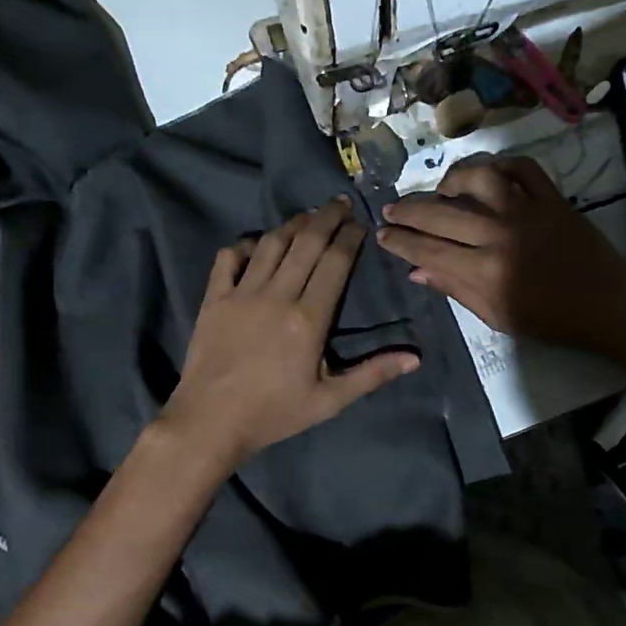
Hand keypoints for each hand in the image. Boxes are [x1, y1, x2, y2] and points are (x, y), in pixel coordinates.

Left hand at [156, 195, 419, 469]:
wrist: (210, 422)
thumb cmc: (274, 413)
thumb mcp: (329, 401)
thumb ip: (372, 374)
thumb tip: (415, 358)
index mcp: (308, 318)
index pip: (334, 263)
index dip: (349, 238)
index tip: (359, 224)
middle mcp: (276, 295)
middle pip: (306, 243)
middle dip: (326, 217)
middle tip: (339, 203)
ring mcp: (241, 293)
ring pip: (271, 244)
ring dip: (292, 224)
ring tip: (308, 215)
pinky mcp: (214, 299)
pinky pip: (229, 258)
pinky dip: (246, 244)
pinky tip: (258, 243)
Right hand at [377, 156, 625, 347]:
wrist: (606, 304)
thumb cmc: (549, 319)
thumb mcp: (497, 316)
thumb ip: (455, 289)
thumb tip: (415, 271)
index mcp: (486, 272)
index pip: (428, 250)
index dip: (400, 242)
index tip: (381, 235)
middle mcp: (500, 235)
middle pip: (442, 214)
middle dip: (408, 211)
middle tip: (391, 209)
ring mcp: (527, 210)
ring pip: (479, 179)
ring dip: (453, 180)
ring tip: (442, 190)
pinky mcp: (551, 197)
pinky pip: (521, 168)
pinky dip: (500, 165)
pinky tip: (486, 176)